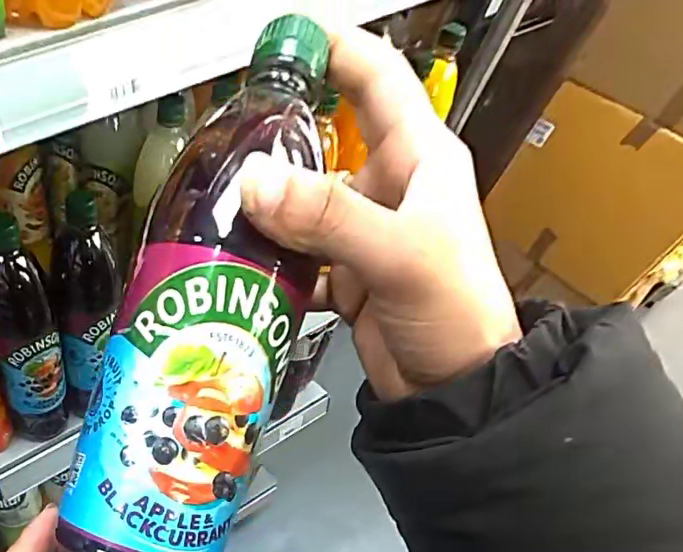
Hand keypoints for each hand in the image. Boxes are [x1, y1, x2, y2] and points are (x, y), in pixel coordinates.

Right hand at [239, 25, 522, 400]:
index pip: (376, 81)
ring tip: (226, 219)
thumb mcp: (398, 251)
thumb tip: (258, 181)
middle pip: (323, 152)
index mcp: (418, 162)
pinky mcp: (345, 281)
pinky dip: (274, 268)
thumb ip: (328, 217)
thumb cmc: (456, 311)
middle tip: (229, 155)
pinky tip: (251, 273)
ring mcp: (363, 239)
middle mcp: (387, 193)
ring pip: (302, 212)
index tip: (290, 37)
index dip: (337, 50)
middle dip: (279, 152)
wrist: (453, 384)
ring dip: (268, 218)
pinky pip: (298, 262)